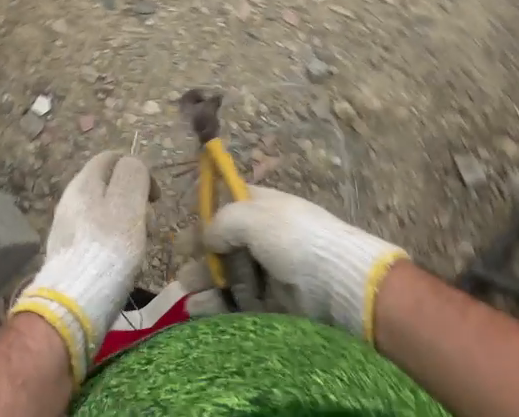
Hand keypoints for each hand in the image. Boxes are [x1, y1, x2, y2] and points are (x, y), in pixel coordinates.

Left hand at [11, 152, 149, 383]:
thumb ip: (133, 176)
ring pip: (103, 211)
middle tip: (148, 225)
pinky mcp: (68, 252)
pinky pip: (96, 235)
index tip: (155, 198)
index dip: (137, 170)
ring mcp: (67, 226)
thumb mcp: (127, 205)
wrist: (72, 304)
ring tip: (138, 247)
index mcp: (84, 181)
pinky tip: (120, 263)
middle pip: (108, 184)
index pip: (112, 158)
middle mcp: (71, 198)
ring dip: (125, 222)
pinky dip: (112, 242)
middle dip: (132, 199)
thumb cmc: (106, 250)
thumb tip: (134, 164)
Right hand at [204, 186, 407, 342]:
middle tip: (180, 274)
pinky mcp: (275, 303)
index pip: (228, 207)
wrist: (338, 283)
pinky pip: (241, 302)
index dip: (205, 219)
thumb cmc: (293, 238)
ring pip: (230, 276)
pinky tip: (199, 311)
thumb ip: (221, 222)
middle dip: (201, 258)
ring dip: (206, 284)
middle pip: (225, 246)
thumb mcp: (251, 215)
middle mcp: (265, 236)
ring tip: (185, 296)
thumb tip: (207, 239)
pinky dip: (220, 306)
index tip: (184, 238)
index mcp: (263, 207)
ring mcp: (271, 271)